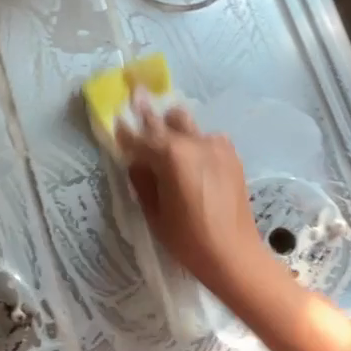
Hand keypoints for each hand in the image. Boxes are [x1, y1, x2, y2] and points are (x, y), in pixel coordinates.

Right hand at [115, 101, 272, 292]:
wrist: (234, 255)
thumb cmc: (188, 239)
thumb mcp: (154, 212)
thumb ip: (142, 180)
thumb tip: (136, 162)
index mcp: (171, 155)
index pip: (140, 137)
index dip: (126, 131)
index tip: (115, 119)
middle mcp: (195, 142)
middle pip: (166, 120)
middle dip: (149, 114)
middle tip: (137, 95)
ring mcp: (217, 146)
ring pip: (188, 125)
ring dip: (173, 128)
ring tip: (165, 137)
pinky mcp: (231, 156)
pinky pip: (207, 139)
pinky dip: (194, 142)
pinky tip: (191, 159)